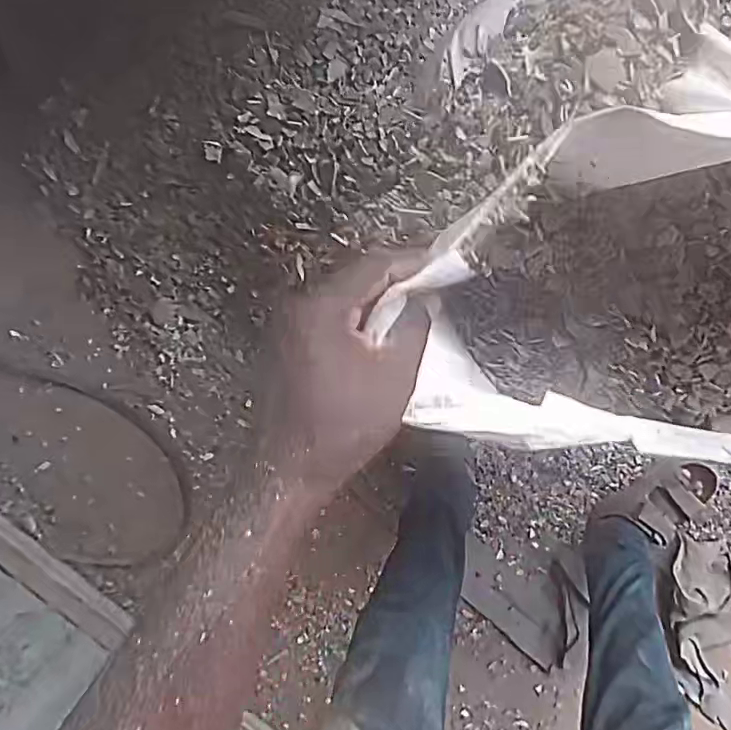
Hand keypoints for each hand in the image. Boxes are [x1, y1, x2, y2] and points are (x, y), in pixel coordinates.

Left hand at [256, 251, 431, 490]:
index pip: (374, 266)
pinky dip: (362, 313)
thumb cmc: (345, 424)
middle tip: (432, 280)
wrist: (292, 469)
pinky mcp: (291, 342)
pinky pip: (334, 313)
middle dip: (398, 276)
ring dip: (380, 296)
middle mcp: (300, 307)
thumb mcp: (397, 373)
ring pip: (346, 294)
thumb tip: (424, 301)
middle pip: (357, 275)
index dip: (412, 261)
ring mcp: (290, 325)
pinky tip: (384, 327)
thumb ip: (415, 326)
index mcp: (323, 307)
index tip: (440, 262)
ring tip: (415, 301)